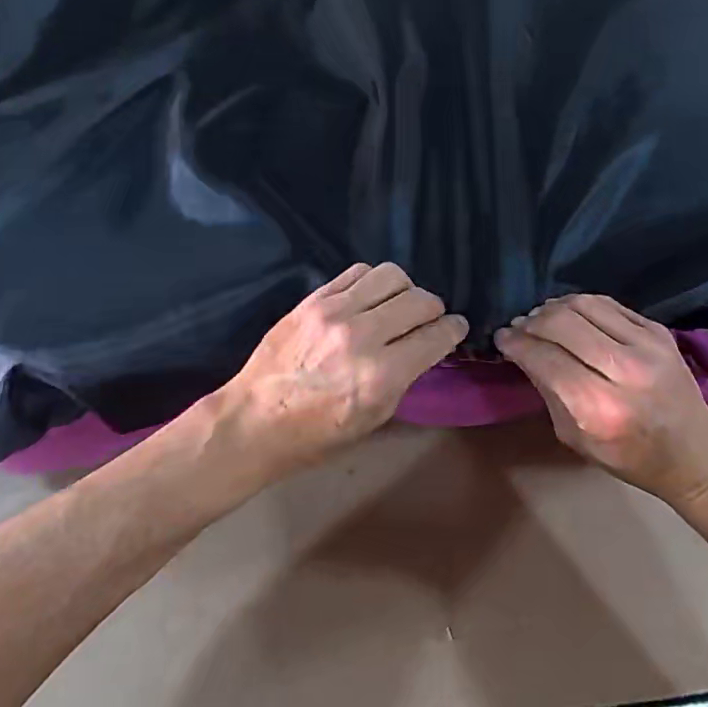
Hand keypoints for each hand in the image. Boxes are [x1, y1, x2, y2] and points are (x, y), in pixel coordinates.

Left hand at [196, 263, 465, 478]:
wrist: (252, 422)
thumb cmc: (316, 434)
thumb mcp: (375, 417)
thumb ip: (406, 376)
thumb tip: (428, 344)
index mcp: (381, 375)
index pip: (436, 336)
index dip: (453, 330)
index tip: (455, 328)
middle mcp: (362, 337)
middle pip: (421, 301)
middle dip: (434, 311)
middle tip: (427, 321)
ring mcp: (334, 312)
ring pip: (393, 276)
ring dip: (406, 290)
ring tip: (398, 306)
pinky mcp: (314, 299)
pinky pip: (359, 272)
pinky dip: (373, 283)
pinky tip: (370, 299)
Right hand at [494, 295, 707, 506]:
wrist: (694, 452)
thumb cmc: (631, 457)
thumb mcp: (576, 439)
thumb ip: (549, 392)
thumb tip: (524, 352)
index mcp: (600, 409)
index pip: (546, 359)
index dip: (517, 343)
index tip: (502, 337)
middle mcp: (625, 371)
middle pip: (563, 324)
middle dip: (532, 321)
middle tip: (519, 326)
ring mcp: (646, 345)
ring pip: (586, 304)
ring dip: (555, 306)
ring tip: (541, 316)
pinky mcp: (658, 331)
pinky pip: (610, 305)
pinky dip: (583, 305)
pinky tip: (571, 314)